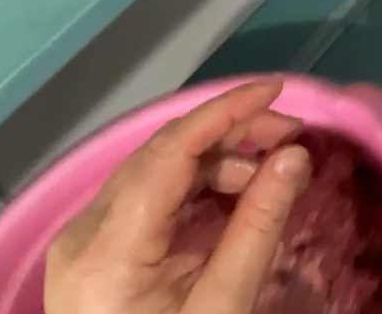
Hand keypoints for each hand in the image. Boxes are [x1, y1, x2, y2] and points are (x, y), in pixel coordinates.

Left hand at [45, 78, 310, 313]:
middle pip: (166, 149)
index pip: (172, 149)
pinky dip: (203, 180)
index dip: (227, 110)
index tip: (279, 88)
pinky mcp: (98, 246)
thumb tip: (297, 154)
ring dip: (223, 155)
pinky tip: (238, 195)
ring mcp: (86, 238)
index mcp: (109, 247)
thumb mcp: (225, 301)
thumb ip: (260, 223)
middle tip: (293, 135)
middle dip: (235, 130)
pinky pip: (155, 189)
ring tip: (271, 174)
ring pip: (162, 165)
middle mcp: (85, 230)